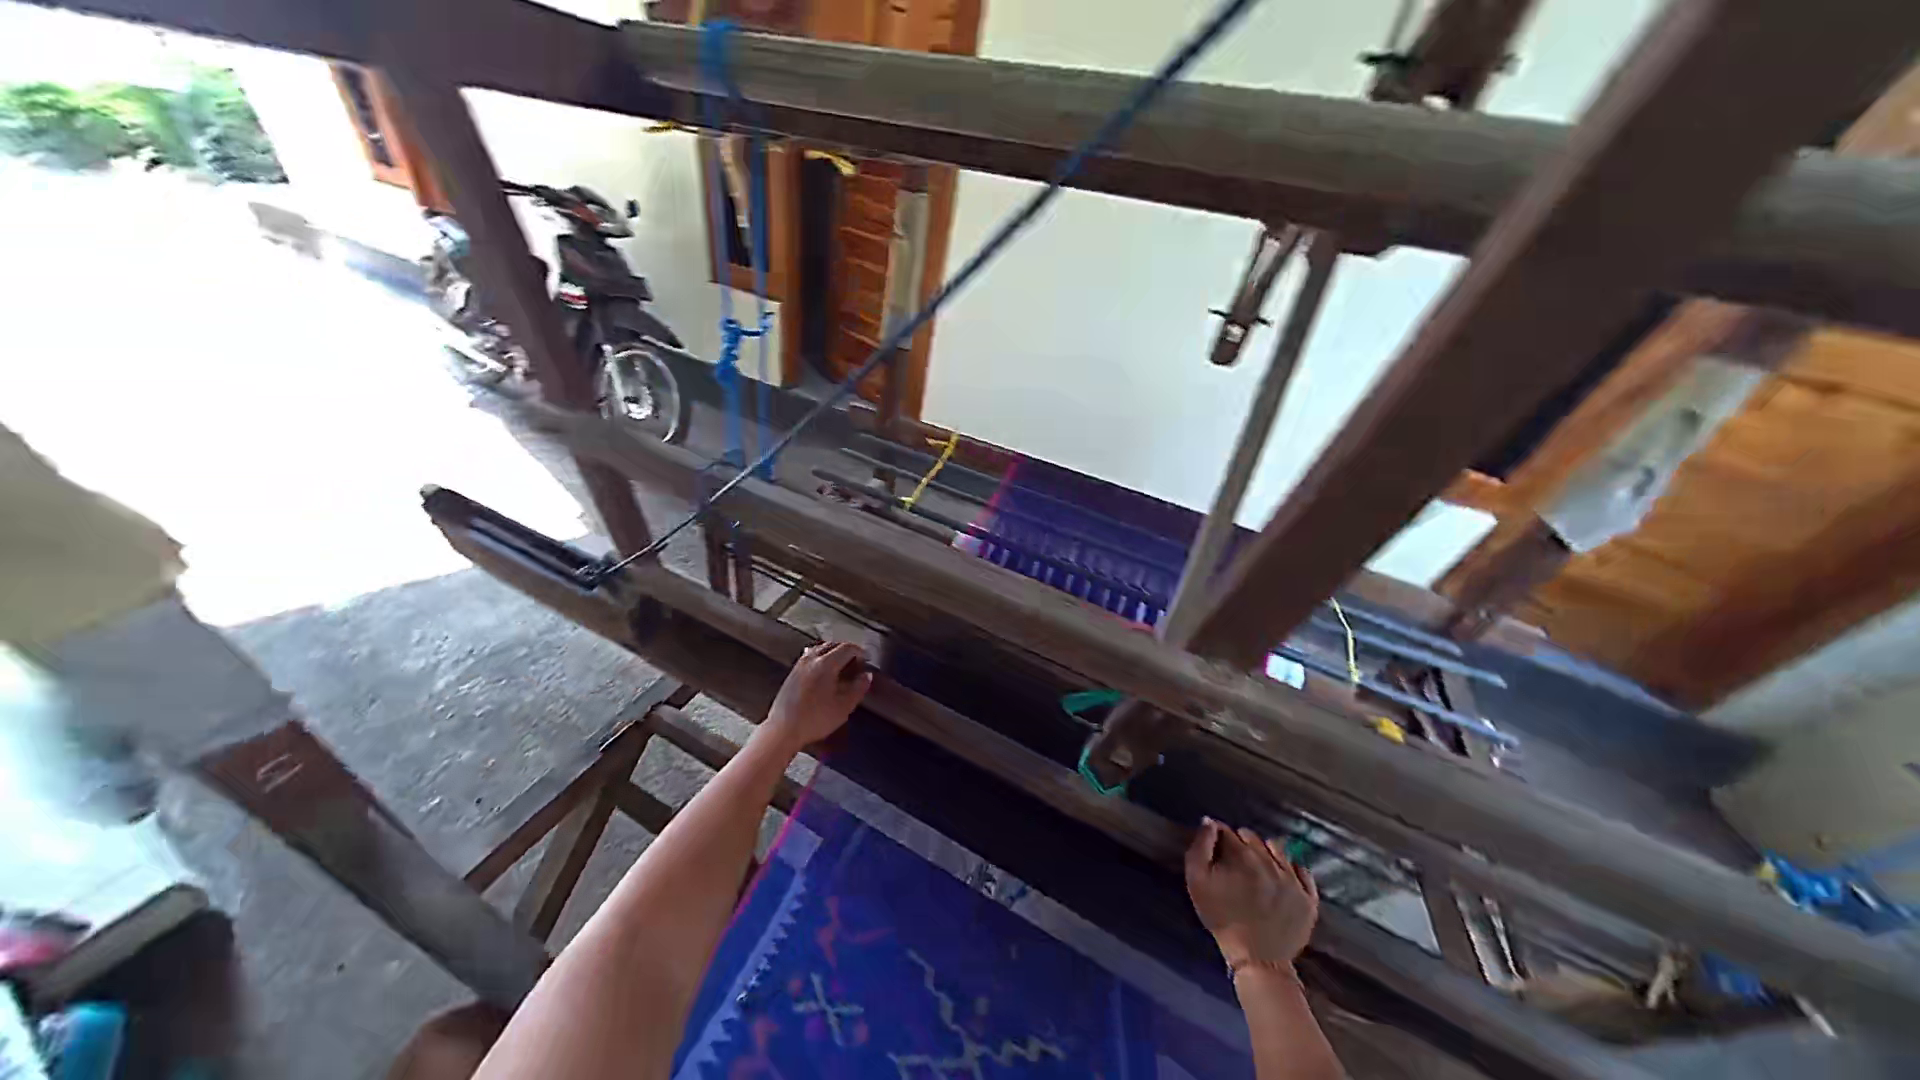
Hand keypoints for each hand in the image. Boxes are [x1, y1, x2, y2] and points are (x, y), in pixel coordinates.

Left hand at [762, 641, 871, 750]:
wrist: (782, 730)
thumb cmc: (814, 720)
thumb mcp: (844, 707)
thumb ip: (858, 688)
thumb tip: (866, 677)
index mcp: (826, 664)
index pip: (847, 648)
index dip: (860, 652)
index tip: (865, 661)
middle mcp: (811, 660)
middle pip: (833, 645)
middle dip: (847, 651)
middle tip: (856, 662)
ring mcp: (799, 666)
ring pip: (820, 649)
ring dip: (833, 653)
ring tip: (841, 666)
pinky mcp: (792, 675)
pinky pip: (809, 658)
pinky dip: (821, 659)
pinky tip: (824, 674)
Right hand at [1185, 817, 1318, 968]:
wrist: (1258, 960)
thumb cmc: (1222, 918)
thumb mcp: (1197, 881)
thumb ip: (1200, 847)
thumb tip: (1209, 823)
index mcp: (1242, 854)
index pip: (1227, 832)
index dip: (1218, 838)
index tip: (1215, 850)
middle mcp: (1270, 860)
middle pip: (1252, 838)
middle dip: (1240, 843)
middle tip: (1234, 862)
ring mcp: (1293, 878)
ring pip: (1277, 850)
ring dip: (1265, 852)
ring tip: (1256, 869)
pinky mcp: (1309, 897)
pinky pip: (1303, 871)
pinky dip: (1291, 869)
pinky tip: (1281, 877)